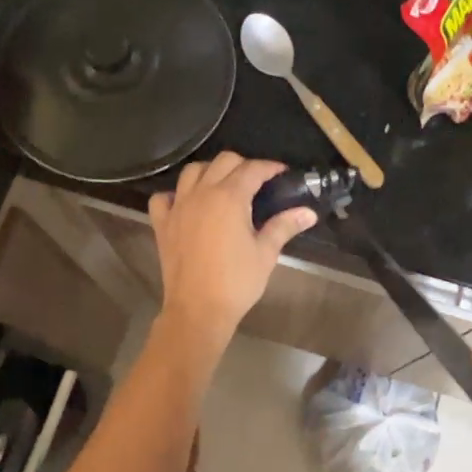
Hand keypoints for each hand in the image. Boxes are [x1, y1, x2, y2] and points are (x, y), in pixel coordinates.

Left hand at [148, 153, 316, 342]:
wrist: (198, 310)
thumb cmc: (236, 282)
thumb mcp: (265, 253)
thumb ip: (284, 226)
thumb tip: (309, 212)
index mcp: (229, 197)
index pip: (252, 169)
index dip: (270, 168)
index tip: (281, 174)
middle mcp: (201, 193)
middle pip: (223, 161)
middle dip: (243, 165)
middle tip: (257, 182)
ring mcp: (178, 207)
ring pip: (192, 172)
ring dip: (210, 172)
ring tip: (223, 187)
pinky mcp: (162, 224)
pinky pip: (163, 197)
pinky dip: (175, 194)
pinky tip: (187, 204)